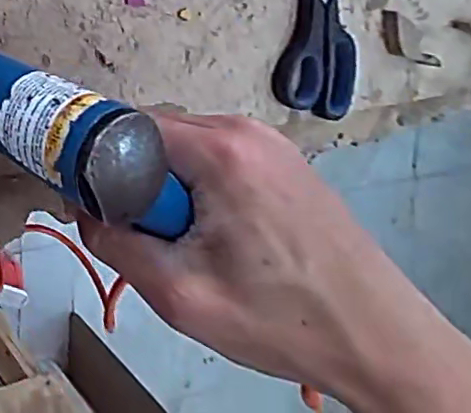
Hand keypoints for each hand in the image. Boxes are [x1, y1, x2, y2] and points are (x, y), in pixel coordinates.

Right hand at [79, 113, 470, 412]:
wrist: (387, 344)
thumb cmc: (284, 319)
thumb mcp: (182, 294)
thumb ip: (117, 244)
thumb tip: (82, 211)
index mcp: (220, 147)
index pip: (131, 126)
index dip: (103, 160)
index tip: (99, 201)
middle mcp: (244, 128)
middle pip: (159, 131)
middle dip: (138, 174)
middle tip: (147, 230)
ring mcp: (270, 140)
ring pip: (188, 142)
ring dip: (170, 180)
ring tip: (185, 237)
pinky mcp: (285, 158)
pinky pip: (219, 154)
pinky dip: (202, 182)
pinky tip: (219, 230)